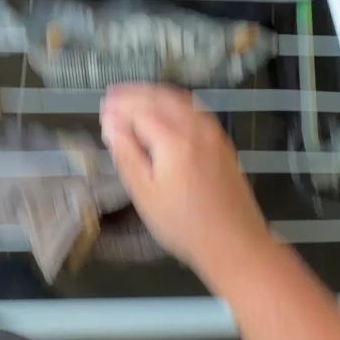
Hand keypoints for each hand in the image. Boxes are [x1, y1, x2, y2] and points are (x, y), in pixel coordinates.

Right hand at [102, 84, 268, 274]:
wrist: (236, 246)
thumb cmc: (185, 226)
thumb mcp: (145, 195)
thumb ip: (126, 155)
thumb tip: (110, 125)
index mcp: (173, 142)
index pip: (139, 111)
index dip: (118, 108)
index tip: (102, 110)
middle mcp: (195, 130)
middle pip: (159, 97)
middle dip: (133, 93)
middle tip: (112, 96)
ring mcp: (212, 134)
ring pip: (178, 99)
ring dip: (153, 93)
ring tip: (134, 97)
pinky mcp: (222, 141)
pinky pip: (195, 108)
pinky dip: (174, 100)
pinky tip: (166, 107)